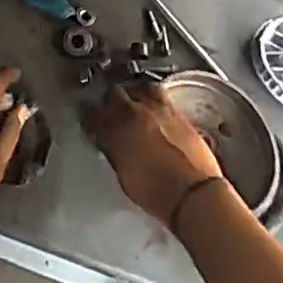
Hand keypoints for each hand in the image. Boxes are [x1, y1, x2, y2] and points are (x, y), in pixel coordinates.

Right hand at [88, 82, 225, 227]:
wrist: (194, 195)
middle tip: (110, 110)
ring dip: (133, 93)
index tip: (89, 119)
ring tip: (133, 103)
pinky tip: (154, 110)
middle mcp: (135, 113)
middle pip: (114, 93)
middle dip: (110, 101)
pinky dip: (153, 99)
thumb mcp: (124, 176)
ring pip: (138, 87)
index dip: (88, 116)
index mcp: (116, 129)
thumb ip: (114, 151)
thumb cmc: (160, 193)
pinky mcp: (177, 112)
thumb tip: (110, 144)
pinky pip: (160, 95)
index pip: (93, 114)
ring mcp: (157, 109)